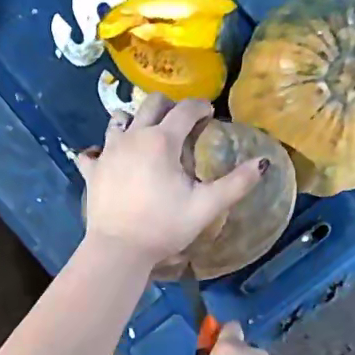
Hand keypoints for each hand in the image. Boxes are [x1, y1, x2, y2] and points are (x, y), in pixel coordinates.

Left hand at [76, 95, 266, 267]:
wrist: (118, 249)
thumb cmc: (163, 227)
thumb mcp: (205, 206)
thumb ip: (236, 184)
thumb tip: (263, 164)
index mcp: (161, 140)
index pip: (185, 109)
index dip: (200, 107)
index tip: (208, 115)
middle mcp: (132, 137)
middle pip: (150, 104)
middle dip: (168, 105)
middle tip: (178, 119)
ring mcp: (108, 152)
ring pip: (118, 121)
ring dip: (132, 121)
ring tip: (142, 134)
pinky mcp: (92, 171)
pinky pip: (91, 152)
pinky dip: (99, 151)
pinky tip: (105, 158)